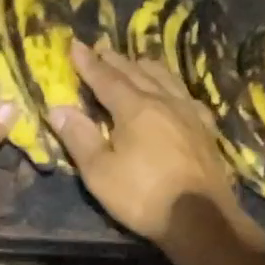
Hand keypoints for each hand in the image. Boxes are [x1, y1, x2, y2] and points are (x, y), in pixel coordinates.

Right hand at [47, 41, 237, 240]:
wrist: (201, 219)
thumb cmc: (143, 196)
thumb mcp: (100, 172)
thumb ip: (79, 137)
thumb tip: (58, 107)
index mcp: (135, 108)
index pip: (106, 78)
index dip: (88, 63)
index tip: (75, 45)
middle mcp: (164, 101)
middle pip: (136, 73)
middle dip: (116, 60)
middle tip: (102, 48)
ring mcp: (189, 113)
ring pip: (165, 79)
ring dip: (146, 67)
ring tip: (136, 61)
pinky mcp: (206, 130)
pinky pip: (186, 96)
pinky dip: (172, 86)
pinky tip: (175, 93)